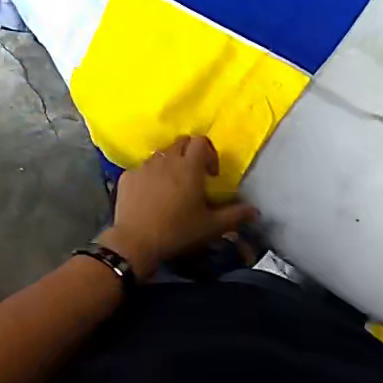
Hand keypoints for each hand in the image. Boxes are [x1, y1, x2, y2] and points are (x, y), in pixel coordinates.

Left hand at [104, 136, 258, 278]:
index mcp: (189, 166)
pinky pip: (142, 168)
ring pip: (160, 155)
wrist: (136, 241)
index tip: (211, 174)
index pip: (201, 141)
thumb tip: (254, 211)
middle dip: (190, 154)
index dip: (209, 153)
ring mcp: (144, 166)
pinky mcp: (127, 176)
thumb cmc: (178, 231)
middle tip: (194, 177)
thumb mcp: (212, 227)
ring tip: (172, 188)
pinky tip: (150, 197)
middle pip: (181, 143)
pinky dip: (150, 176)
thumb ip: (235, 215)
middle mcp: (166, 159)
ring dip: (170, 164)